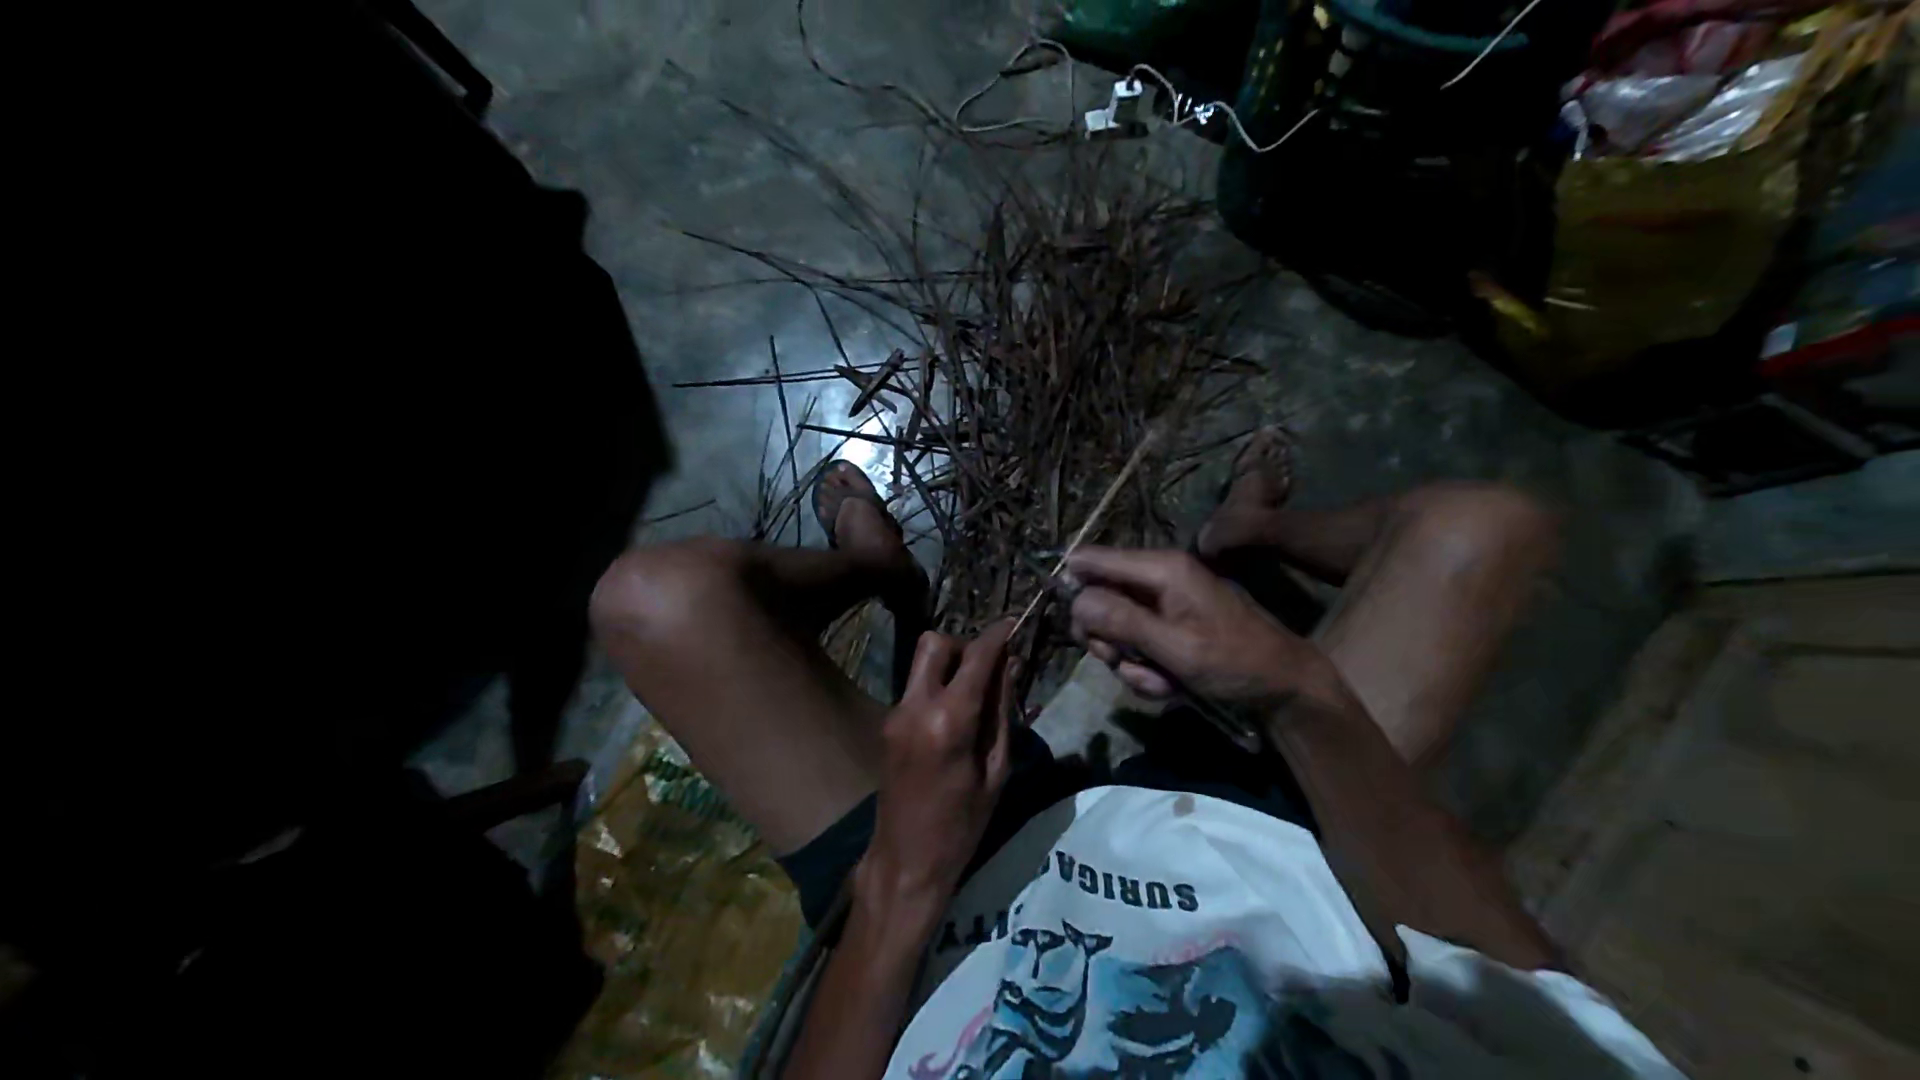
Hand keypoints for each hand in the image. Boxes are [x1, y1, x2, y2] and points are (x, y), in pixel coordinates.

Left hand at [859, 620, 1018, 910]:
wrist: (905, 860)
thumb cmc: (963, 826)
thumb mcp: (996, 771)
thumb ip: (1001, 712)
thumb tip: (1010, 666)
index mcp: (948, 721)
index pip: (975, 657)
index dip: (998, 635)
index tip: (1015, 623)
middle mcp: (915, 707)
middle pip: (935, 643)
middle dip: (965, 644)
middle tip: (988, 669)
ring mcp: (896, 713)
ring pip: (922, 661)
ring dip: (951, 664)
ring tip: (977, 694)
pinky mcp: (888, 723)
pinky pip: (916, 685)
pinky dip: (939, 684)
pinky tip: (958, 715)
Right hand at [1067, 546, 1330, 704]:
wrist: (1281, 688)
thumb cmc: (1234, 662)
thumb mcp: (1175, 647)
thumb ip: (1123, 621)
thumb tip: (1076, 600)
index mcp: (1161, 568)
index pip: (1091, 559)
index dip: (1073, 587)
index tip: (1080, 628)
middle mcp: (1156, 578)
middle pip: (1096, 598)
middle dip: (1104, 637)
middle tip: (1119, 661)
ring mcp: (1160, 603)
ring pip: (1112, 628)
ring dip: (1127, 660)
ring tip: (1159, 680)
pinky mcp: (1164, 626)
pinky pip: (1132, 645)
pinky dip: (1143, 669)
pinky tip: (1168, 684)